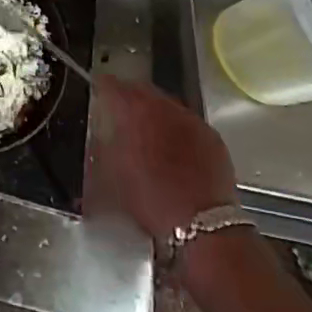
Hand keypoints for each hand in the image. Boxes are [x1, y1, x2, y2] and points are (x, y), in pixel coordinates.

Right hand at [95, 75, 237, 243]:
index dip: (104, 86)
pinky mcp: (212, 137)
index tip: (98, 87)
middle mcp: (166, 110)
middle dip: (130, 96)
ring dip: (154, 111)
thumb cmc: (151, 201)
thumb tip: (99, 132)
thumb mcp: (113, 175)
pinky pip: (188, 122)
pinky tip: (173, 145)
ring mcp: (193, 121)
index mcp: (137, 114)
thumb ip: (103, 146)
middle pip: (144, 90)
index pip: (115, 87)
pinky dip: (176, 127)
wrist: (203, 225)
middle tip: (119, 109)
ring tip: (146, 129)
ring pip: (168, 104)